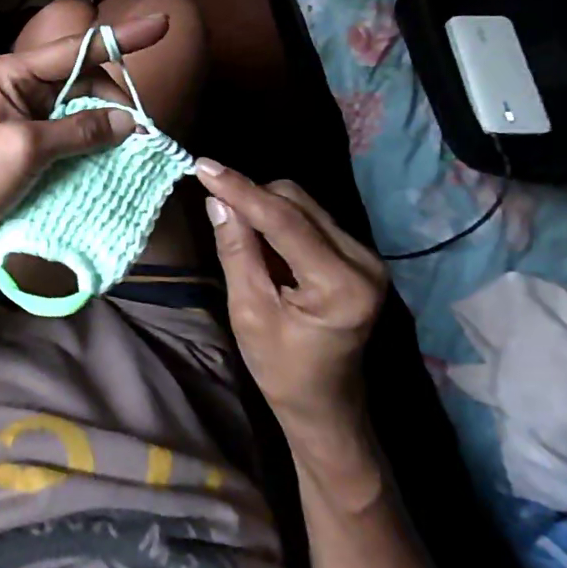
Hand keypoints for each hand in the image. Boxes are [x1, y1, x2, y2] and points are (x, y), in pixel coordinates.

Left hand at [0, 13, 171, 267]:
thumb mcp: (29, 149)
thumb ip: (80, 130)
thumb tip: (130, 122)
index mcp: (11, 73)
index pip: (74, 49)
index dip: (119, 38)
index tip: (163, 23)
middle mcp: (20, 83)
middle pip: (83, 76)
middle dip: (114, 97)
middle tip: (141, 130)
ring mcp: (27, 110)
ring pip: (82, 103)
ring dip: (108, 120)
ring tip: (131, 144)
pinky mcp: (34, 136)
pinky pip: (74, 127)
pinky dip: (95, 136)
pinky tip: (113, 150)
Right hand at [197, 164, 387, 440]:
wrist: (324, 402)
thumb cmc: (281, 367)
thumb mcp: (248, 311)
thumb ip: (236, 251)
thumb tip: (216, 201)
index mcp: (340, 284)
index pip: (284, 220)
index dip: (240, 189)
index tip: (202, 166)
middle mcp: (362, 261)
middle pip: (296, 201)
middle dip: (250, 196)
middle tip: (212, 203)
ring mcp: (364, 256)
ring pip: (302, 204)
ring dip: (262, 206)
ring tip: (235, 228)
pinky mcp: (356, 256)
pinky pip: (308, 218)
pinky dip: (276, 219)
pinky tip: (257, 238)